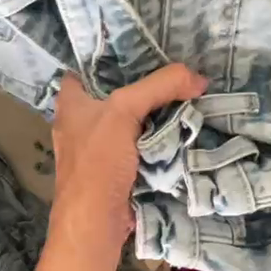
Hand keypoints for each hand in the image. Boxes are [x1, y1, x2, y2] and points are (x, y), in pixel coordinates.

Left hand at [49, 65, 207, 250]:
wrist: (96, 223)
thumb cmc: (97, 161)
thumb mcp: (125, 111)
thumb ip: (161, 87)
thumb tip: (199, 78)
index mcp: (71, 102)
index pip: (88, 68)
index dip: (112, 57)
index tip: (144, 48)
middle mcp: (81, 122)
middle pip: (116, 94)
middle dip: (143, 85)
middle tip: (176, 70)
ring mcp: (98, 149)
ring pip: (131, 121)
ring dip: (155, 114)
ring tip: (186, 95)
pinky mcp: (116, 170)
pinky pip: (141, 146)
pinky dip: (158, 139)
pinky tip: (181, 129)